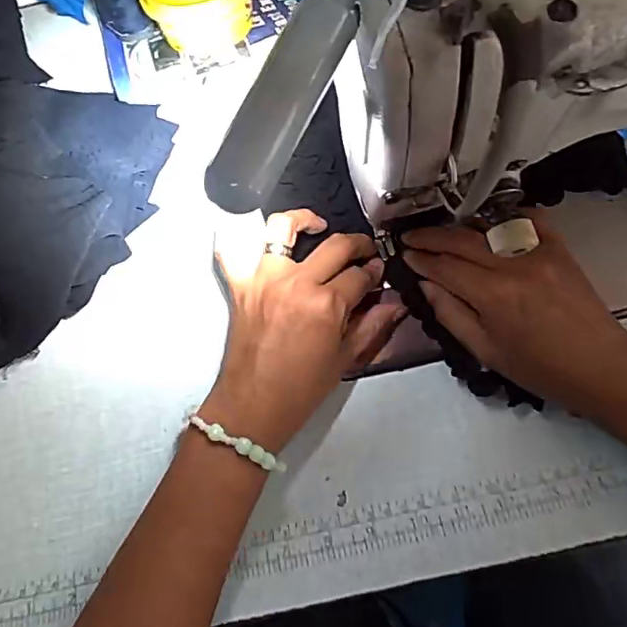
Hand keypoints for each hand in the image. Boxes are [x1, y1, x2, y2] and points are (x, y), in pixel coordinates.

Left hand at [202, 210, 405, 451]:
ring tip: (317, 226)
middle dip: (358, 245)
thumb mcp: (345, 358)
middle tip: (365, 252)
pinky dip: (239, 238)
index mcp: (326, 304)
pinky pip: (232, 251)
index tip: (379, 274)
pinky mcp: (241, 286)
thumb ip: (372, 324)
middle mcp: (295, 283)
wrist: (253, 405)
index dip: (376, 273)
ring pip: (282, 229)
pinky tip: (261, 242)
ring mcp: (264, 280)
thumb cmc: (299, 389)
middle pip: (335, 246)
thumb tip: (394, 302)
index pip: (360, 275)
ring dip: (303, 220)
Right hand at [402, 213, 626, 414]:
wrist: (600, 366)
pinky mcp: (559, 248)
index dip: (421, 258)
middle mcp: (514, 265)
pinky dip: (504, 217)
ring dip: (462, 226)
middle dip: (432, 237)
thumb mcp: (486, 351)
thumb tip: (427, 286)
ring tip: (444, 232)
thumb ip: (451, 314)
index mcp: (493, 295)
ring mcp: (539, 251)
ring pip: (489, 225)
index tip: (405, 254)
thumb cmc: (542, 369)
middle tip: (413, 237)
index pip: (445, 266)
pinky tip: (490, 222)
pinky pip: (526, 220)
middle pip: (462, 239)